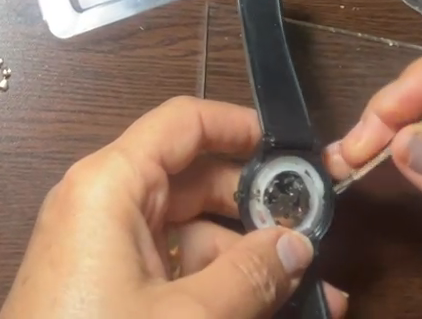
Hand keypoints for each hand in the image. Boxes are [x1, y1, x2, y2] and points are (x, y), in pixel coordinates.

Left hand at [0, 96, 348, 318]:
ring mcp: (104, 244)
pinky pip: (170, 265)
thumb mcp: (184, 317)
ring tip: (313, 287)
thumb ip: (247, 277)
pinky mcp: (107, 284)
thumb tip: (297, 243)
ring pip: (187, 228)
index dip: (239, 125)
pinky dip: (214, 281)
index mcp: (110, 182)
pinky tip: (269, 308)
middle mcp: (104, 200)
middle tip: (317, 229)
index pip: (182, 122)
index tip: (294, 150)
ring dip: (244, 254)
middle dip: (254, 205)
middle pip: (191, 178)